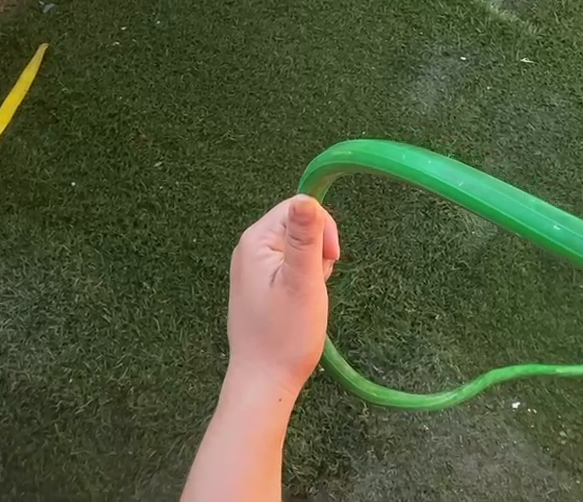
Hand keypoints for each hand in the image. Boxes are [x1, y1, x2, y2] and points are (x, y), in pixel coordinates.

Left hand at [225, 195, 340, 398]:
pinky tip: (302, 301)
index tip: (332, 261)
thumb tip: (308, 198)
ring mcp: (253, 266)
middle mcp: (250, 247)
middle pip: (297, 225)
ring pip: (297, 245)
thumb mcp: (303, 282)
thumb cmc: (286, 335)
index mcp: (256, 240)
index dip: (322, 228)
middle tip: (318, 284)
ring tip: (309, 295)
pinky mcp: (259, 283)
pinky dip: (304, 277)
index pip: (298, 207)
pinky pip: (290, 263)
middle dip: (318, 250)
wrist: (264, 383)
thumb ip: (306, 238)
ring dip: (313, 265)